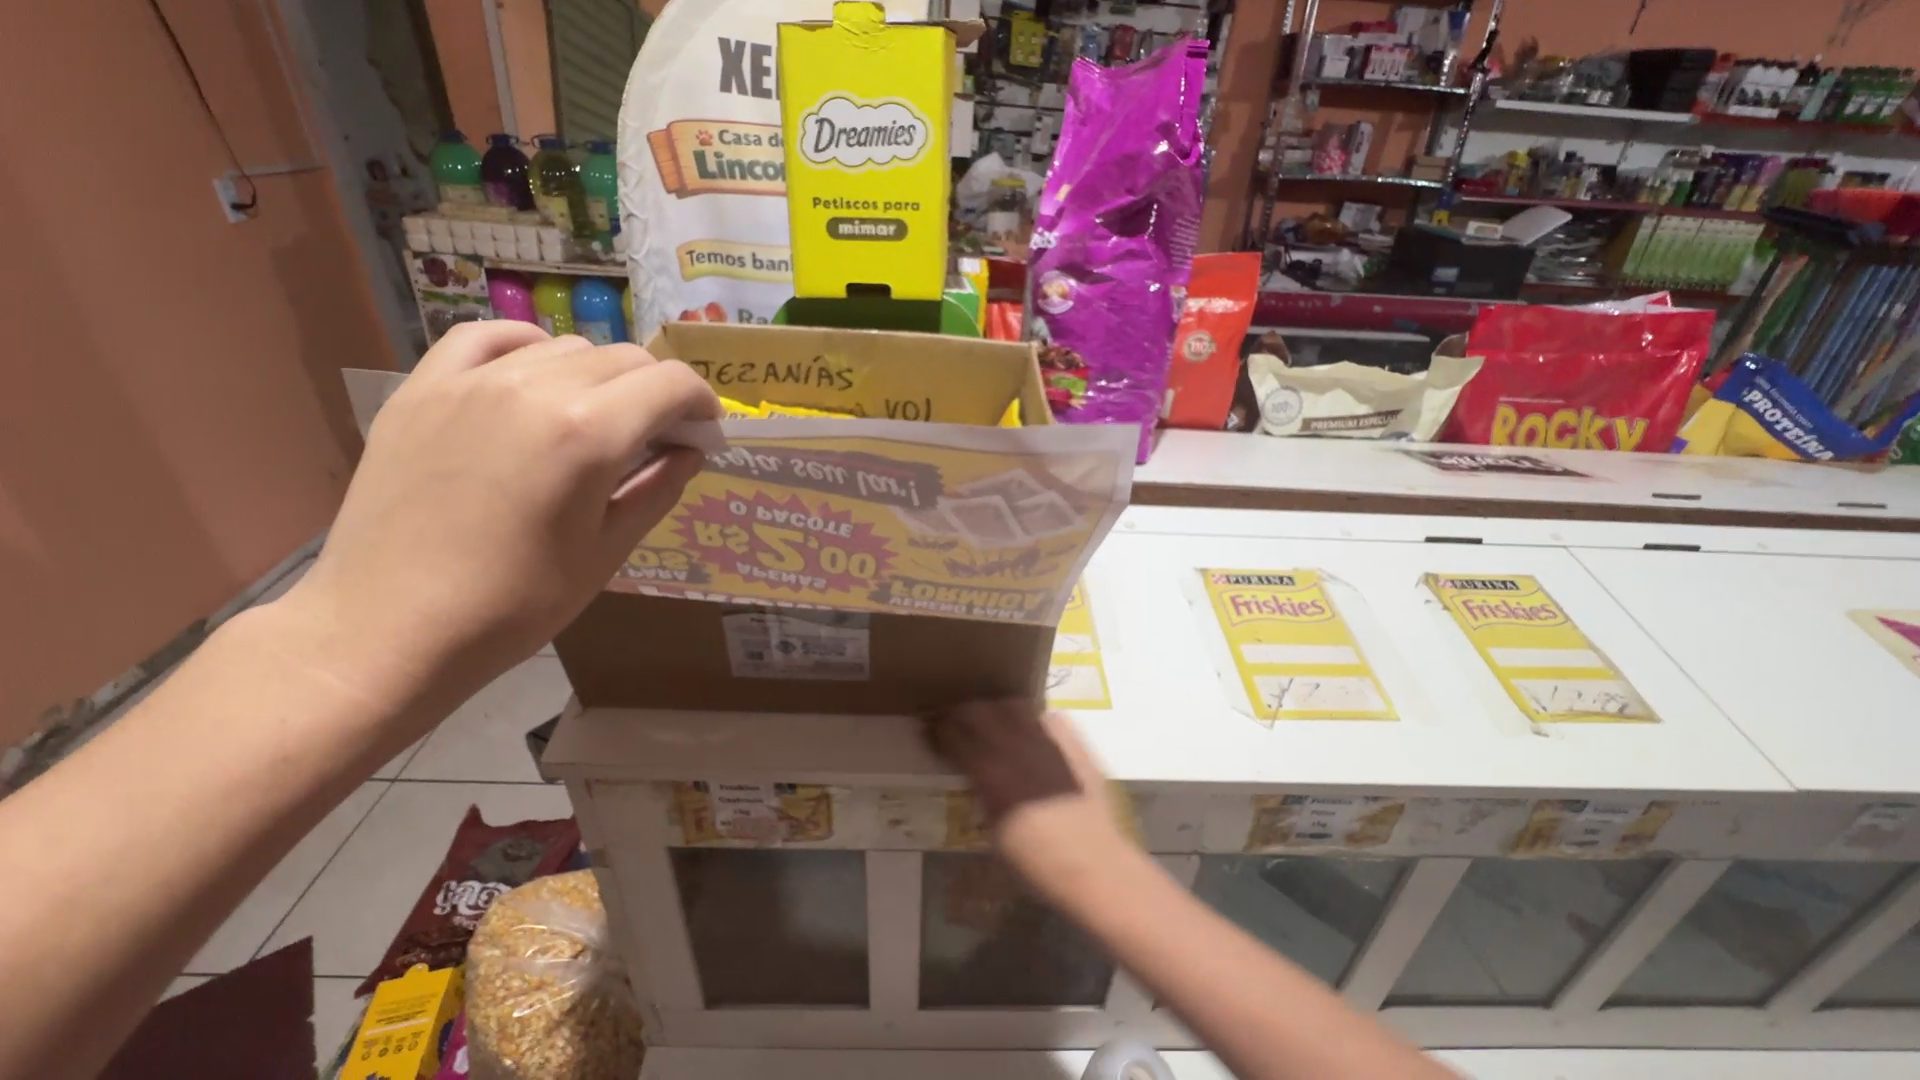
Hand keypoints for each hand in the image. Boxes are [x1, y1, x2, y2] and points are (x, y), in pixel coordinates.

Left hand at [284, 323, 718, 710]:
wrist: (391, 627)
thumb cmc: (515, 605)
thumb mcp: (606, 553)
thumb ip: (656, 490)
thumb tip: (690, 451)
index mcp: (589, 433)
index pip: (671, 383)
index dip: (702, 403)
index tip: (703, 434)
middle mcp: (535, 387)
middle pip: (623, 358)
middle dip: (656, 391)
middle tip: (656, 436)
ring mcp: (472, 381)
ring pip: (563, 347)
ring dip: (598, 374)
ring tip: (593, 418)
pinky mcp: (423, 388)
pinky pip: (486, 338)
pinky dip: (525, 348)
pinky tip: (533, 376)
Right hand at [928, 699, 1130, 898]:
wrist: (1094, 866)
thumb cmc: (1036, 863)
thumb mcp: (994, 828)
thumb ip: (982, 790)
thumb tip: (973, 771)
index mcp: (990, 773)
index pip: (953, 735)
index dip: (937, 730)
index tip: (928, 729)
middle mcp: (1017, 748)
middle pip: (979, 710)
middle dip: (962, 713)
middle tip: (955, 722)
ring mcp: (1048, 742)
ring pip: (1013, 705)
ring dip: (996, 710)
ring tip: (992, 722)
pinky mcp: (1074, 744)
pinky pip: (1049, 717)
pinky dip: (1034, 720)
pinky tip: (1031, 734)